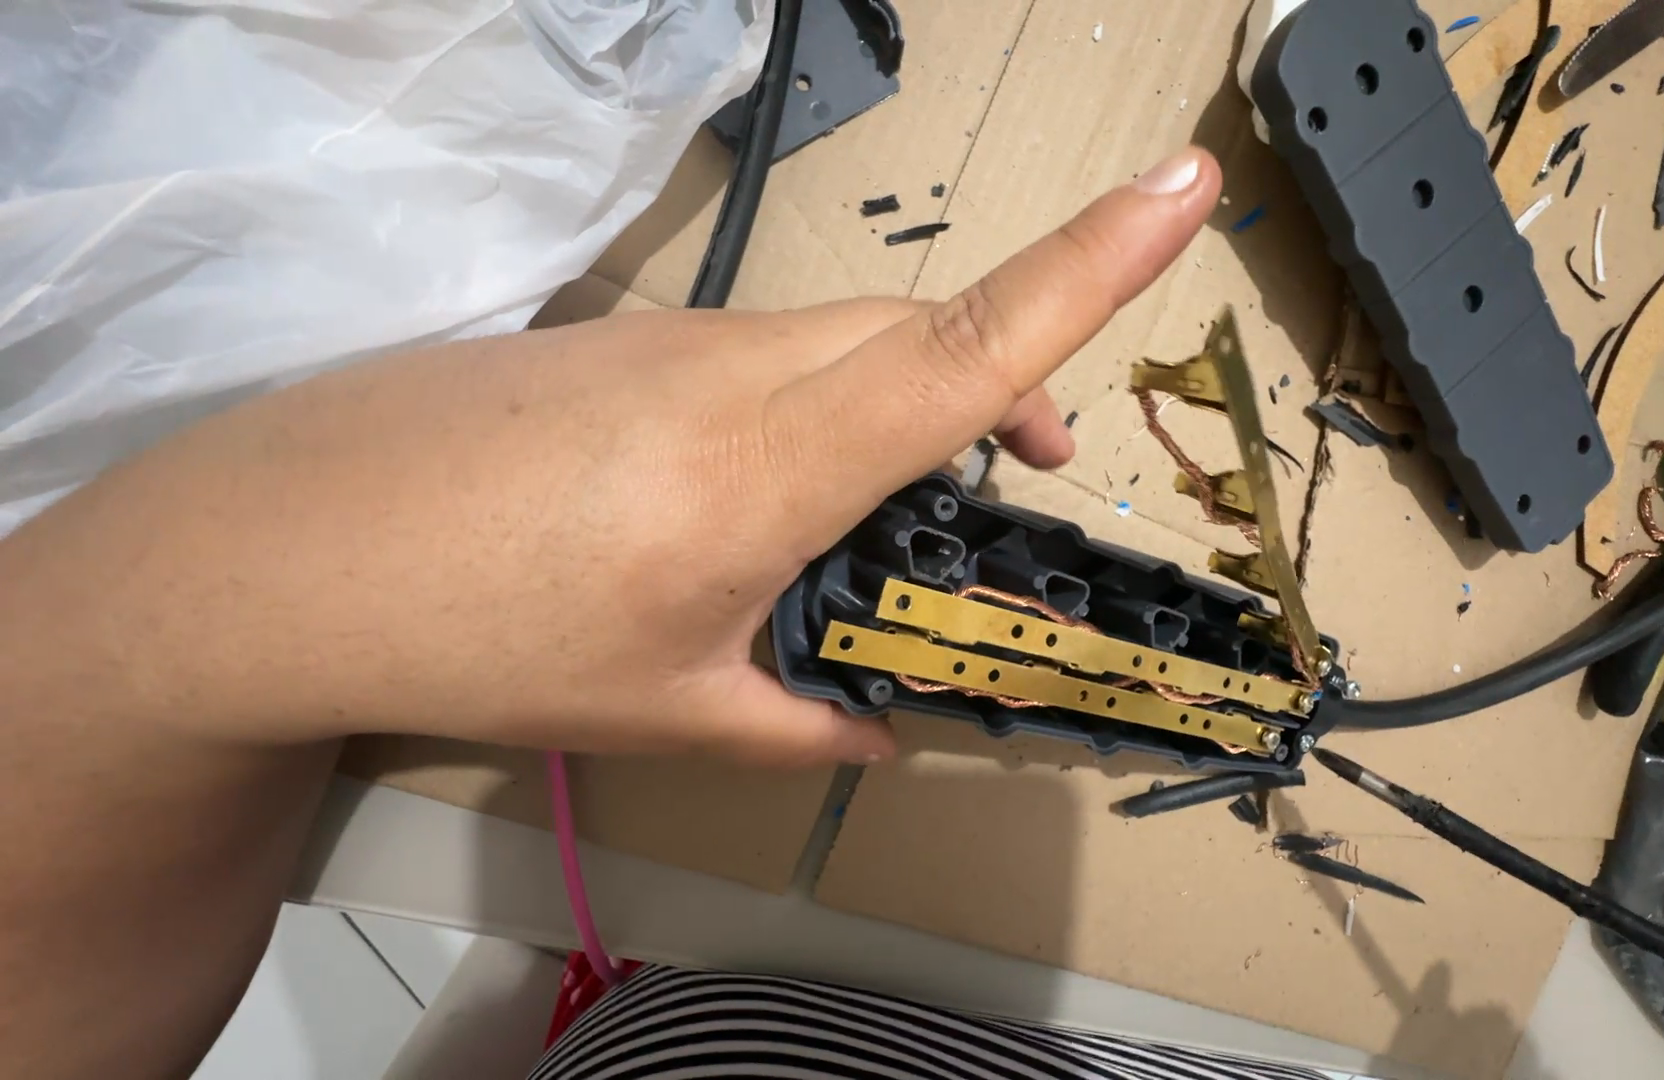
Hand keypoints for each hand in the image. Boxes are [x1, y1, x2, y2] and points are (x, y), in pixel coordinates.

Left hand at [2, 148, 1221, 766]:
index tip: (1178, 191)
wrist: (278, 558)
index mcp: (774, 466)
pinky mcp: (635, 341)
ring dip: (906, 402)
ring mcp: (680, 341)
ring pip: (848, 338)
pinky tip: (773, 482)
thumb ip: (802, 723)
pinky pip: (773, 352)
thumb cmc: (492, 643)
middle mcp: (741, 372)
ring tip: (894, 499)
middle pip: (921, 336)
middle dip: (1003, 390)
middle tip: (1026, 471)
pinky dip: (823, 402)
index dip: (1090, 268)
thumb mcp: (673, 709)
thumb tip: (882, 735)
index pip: (968, 349)